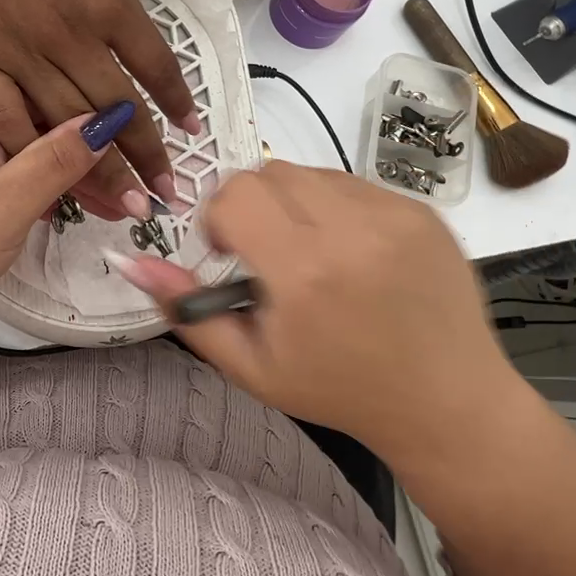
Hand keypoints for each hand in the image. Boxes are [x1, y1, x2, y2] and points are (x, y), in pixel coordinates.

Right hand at [0, 0, 198, 220]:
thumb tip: (134, 44)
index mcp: (106, 1)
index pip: (156, 67)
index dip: (178, 104)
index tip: (191, 131)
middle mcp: (71, 36)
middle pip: (119, 112)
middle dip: (149, 159)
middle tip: (168, 195)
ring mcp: (21, 55)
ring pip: (70, 129)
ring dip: (104, 171)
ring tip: (128, 206)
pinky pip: (11, 124)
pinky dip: (36, 157)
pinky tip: (58, 185)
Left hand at [0, 100, 135, 318]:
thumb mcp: (8, 203)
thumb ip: (58, 159)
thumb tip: (109, 117)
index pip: (66, 105)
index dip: (113, 135)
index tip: (149, 168)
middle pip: (55, 129)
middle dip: (102, 161)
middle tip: (141, 198)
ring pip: (40, 153)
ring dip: (79, 178)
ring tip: (118, 208)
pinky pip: (20, 171)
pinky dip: (49, 189)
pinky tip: (71, 206)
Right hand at [110, 162, 520, 454]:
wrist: (448, 403)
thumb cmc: (338, 390)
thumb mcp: (249, 364)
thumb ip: (185, 309)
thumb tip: (126, 261)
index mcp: (304, 270)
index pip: (235, 194)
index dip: (220, 221)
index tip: (234, 256)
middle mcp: (352, 229)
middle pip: (268, 172)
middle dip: (253, 206)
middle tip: (269, 256)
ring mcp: (395, 214)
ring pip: (310, 172)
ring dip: (296, 205)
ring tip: (315, 256)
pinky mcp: (423, 210)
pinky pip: (354, 184)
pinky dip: (337, 209)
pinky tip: (353, 255)